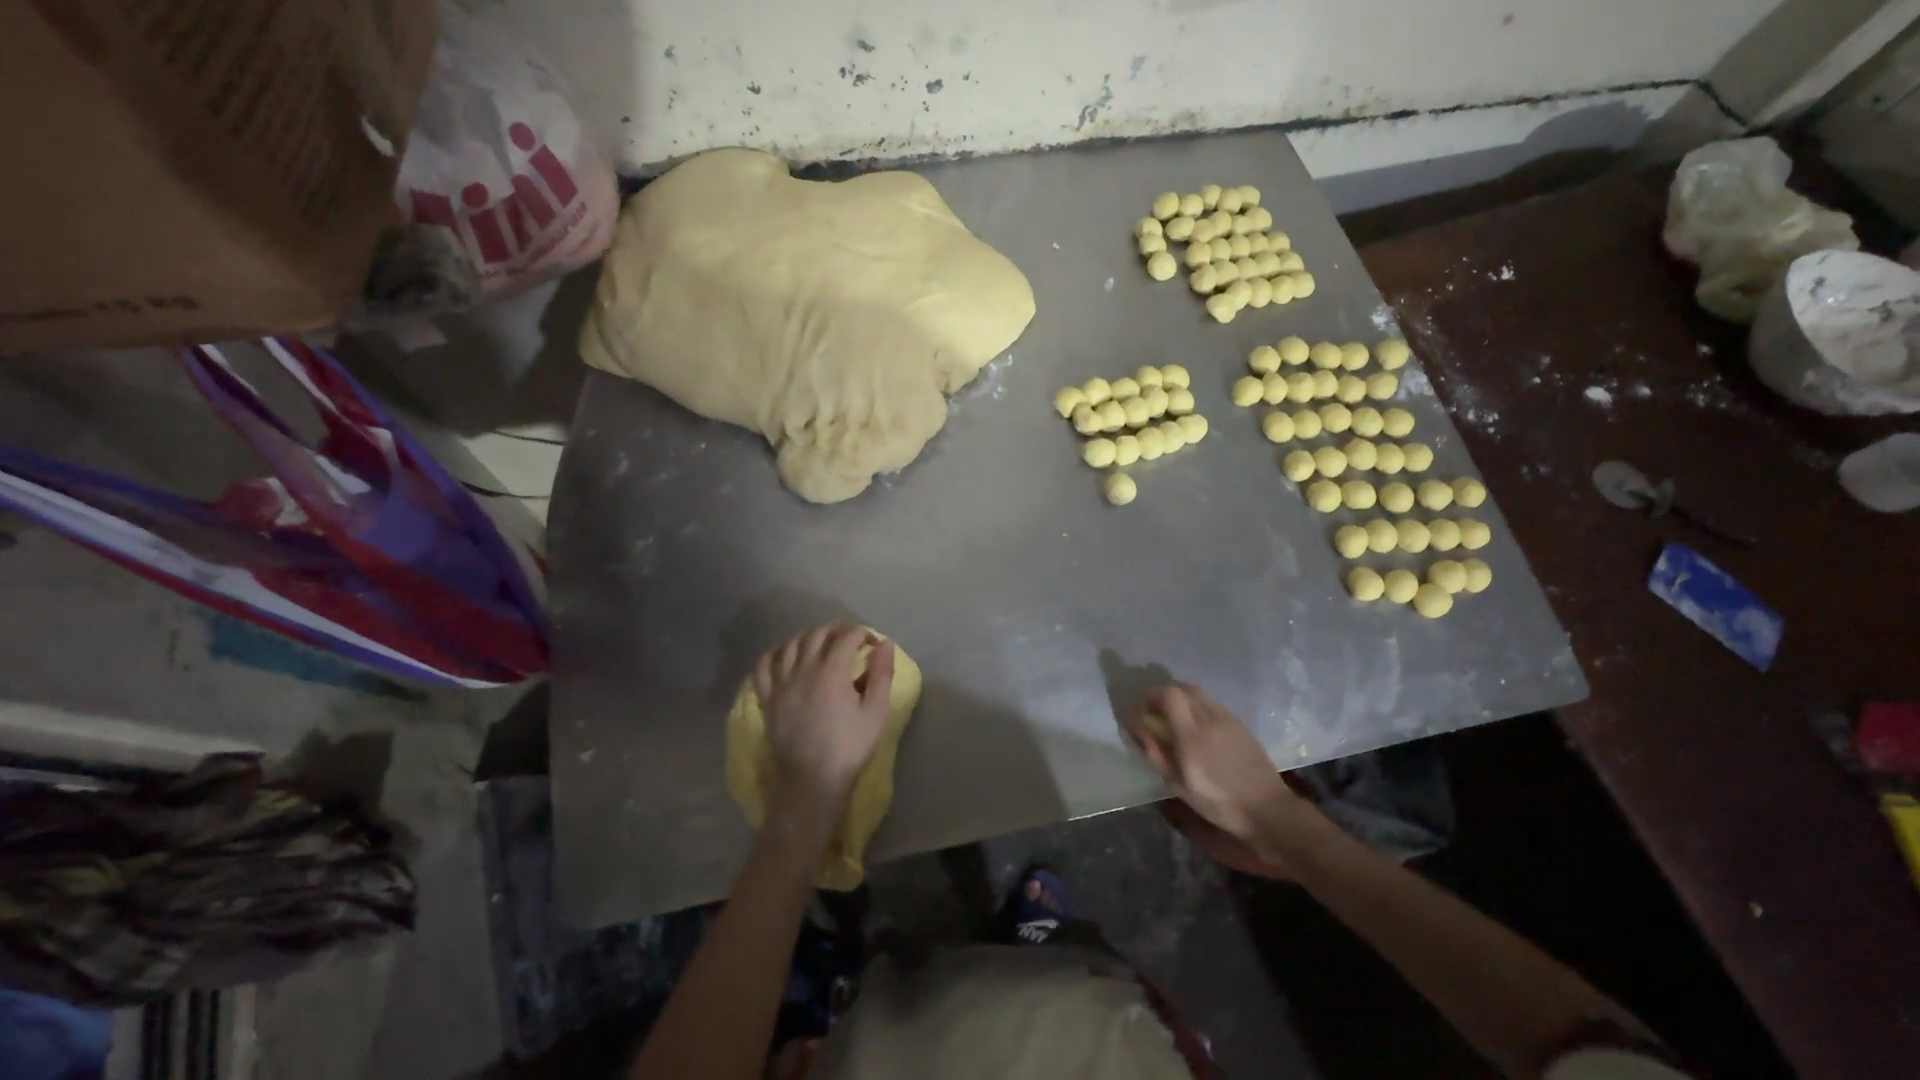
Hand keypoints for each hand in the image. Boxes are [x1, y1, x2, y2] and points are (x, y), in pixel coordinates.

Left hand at [754, 623, 895, 809]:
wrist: (814, 779)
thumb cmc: (850, 747)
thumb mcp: (876, 712)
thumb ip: (881, 674)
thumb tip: (886, 644)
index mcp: (832, 672)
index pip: (846, 637)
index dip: (862, 634)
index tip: (873, 643)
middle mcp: (804, 670)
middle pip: (817, 634)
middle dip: (836, 630)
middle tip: (850, 638)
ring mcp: (781, 683)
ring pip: (791, 644)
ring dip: (808, 637)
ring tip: (821, 643)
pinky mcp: (768, 697)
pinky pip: (763, 666)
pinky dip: (774, 653)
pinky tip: (785, 654)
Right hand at [1129, 682, 1301, 844]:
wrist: (1266, 808)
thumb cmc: (1218, 803)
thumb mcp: (1178, 786)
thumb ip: (1156, 754)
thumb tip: (1138, 730)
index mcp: (1192, 735)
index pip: (1169, 694)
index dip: (1151, 696)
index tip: (1141, 711)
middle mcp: (1210, 718)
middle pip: (1183, 687)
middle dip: (1164, 694)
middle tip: (1155, 713)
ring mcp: (1228, 719)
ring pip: (1199, 693)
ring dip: (1181, 698)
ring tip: (1175, 719)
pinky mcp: (1240, 724)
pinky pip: (1213, 704)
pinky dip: (1198, 706)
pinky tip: (1197, 727)